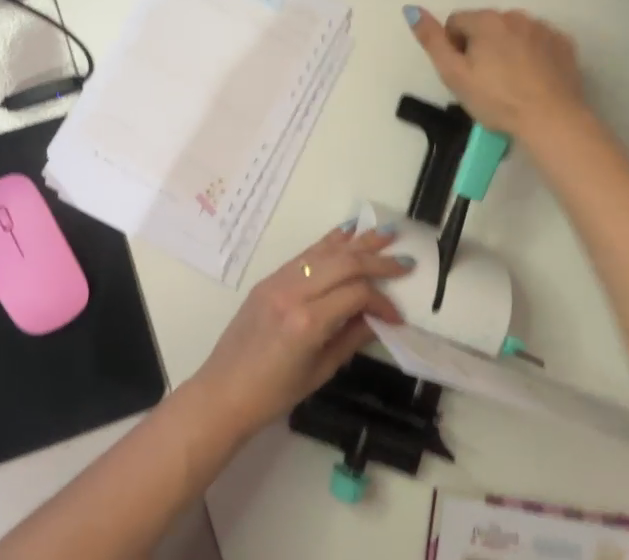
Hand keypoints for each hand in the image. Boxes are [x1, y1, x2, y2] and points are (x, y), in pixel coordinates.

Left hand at [184, 225, 409, 440]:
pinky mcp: (268, 279)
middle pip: (343, 263)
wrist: (223, 391)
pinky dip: (328, 243)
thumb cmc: (273, 394)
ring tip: (384, 233)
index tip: (397, 317)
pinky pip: (304, 255)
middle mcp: (293, 293)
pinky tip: (347, 234)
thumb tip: (378, 318)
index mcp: (307, 321)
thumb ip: (351, 337)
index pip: (357, 294)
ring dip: (356, 242)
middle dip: (377, 260)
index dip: (382, 303)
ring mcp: (277, 282)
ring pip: (323, 252)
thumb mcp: (320, 370)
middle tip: (405, 261)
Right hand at [405, 6, 585, 138]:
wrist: (551, 120)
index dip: (454, 48)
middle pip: (486, 25)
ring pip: (513, 32)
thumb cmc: (496, 100)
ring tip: (511, 82)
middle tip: (486, 81)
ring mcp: (543, 28)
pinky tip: (533, 79)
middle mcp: (515, 15)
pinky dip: (533, 54)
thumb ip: (432, 40)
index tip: (464, 74)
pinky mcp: (564, 44)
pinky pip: (539, 42)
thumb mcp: (454, 74)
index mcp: (486, 20)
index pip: (456, 23)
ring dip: (507, 48)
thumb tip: (411, 9)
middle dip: (481, 46)